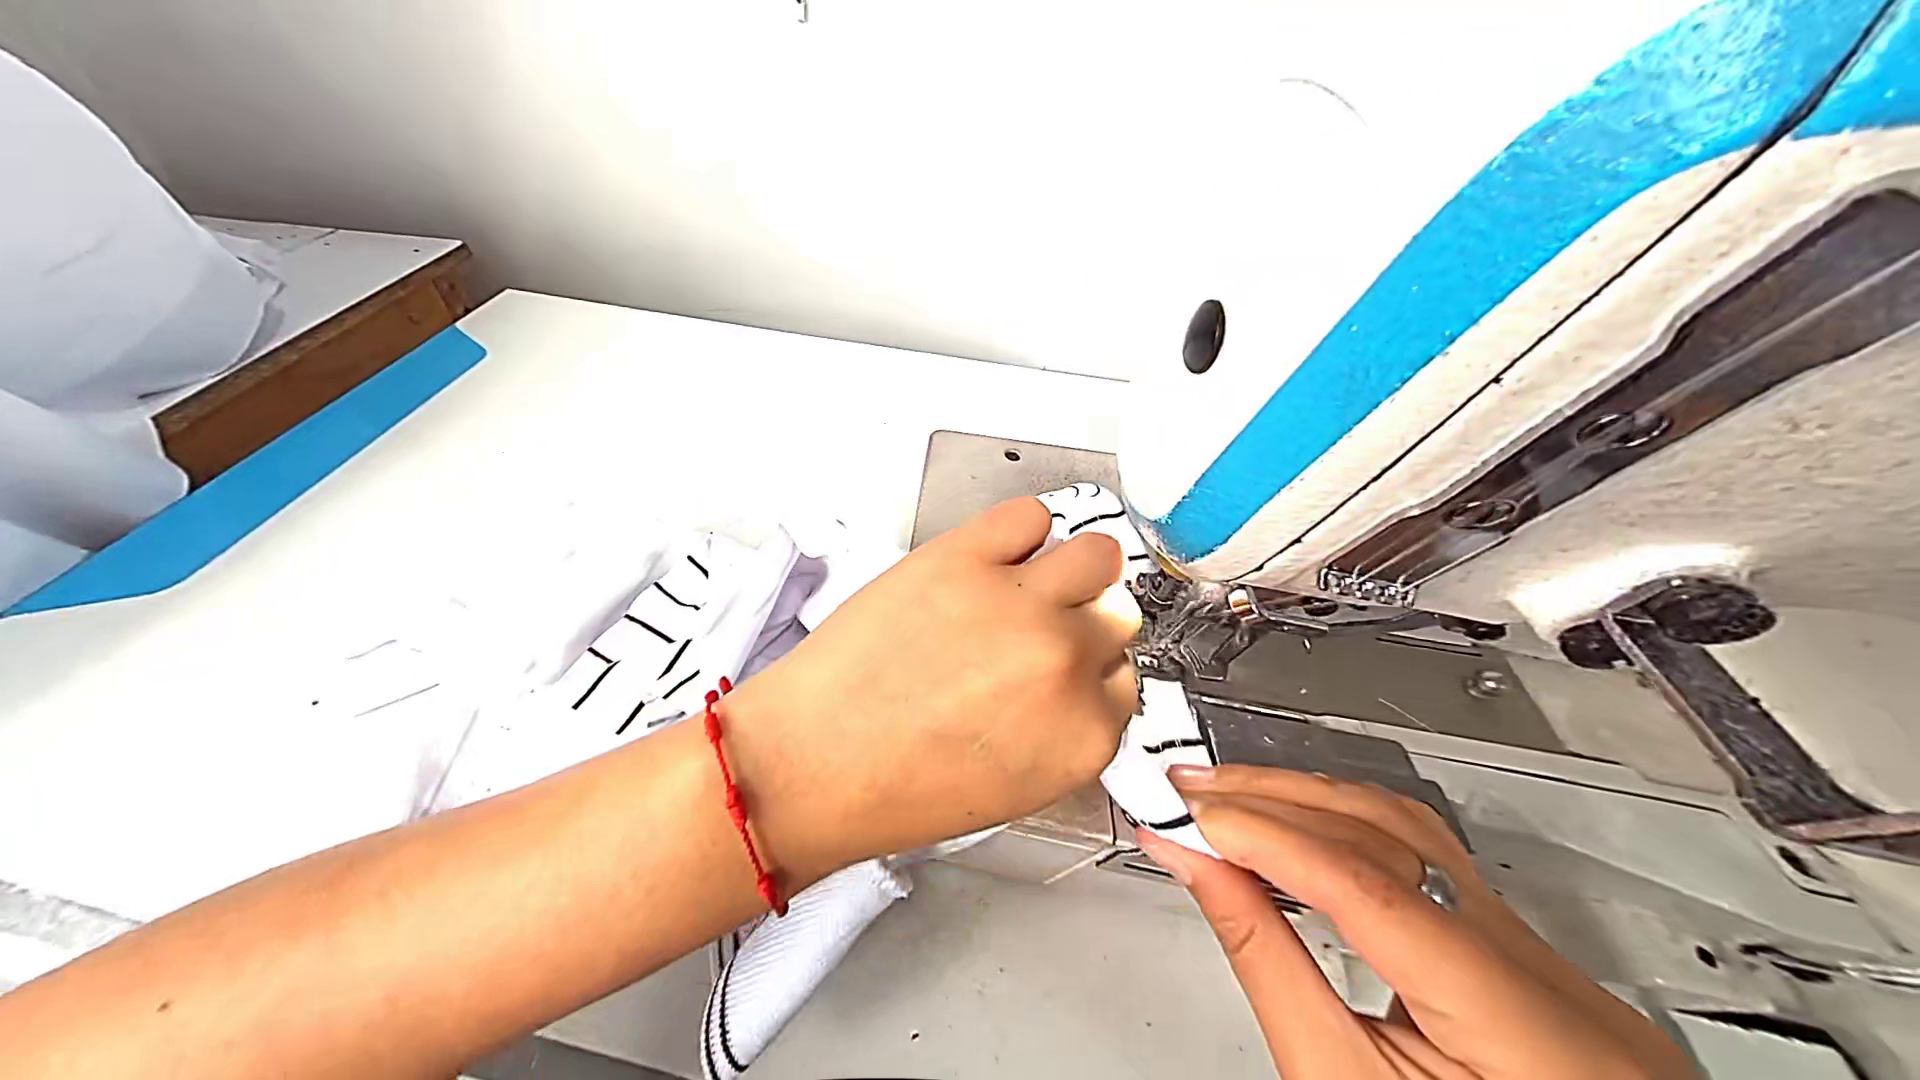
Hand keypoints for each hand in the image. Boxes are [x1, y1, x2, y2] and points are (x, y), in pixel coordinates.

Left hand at [725, 497, 1141, 881]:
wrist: (811, 762)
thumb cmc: (899, 786)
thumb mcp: (1015, 782)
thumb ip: (1064, 728)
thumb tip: (1079, 678)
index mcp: (1084, 733)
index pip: (1124, 679)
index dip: (1090, 673)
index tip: (1064, 669)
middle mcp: (1064, 663)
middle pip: (1116, 615)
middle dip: (1082, 624)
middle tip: (1039, 630)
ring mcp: (1017, 604)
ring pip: (1096, 555)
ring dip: (1073, 569)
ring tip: (1030, 584)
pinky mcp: (963, 559)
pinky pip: (1029, 516)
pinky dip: (1020, 533)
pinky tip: (993, 558)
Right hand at [1138, 766, 1693, 1079]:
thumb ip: (1265, 963)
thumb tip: (1199, 866)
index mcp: (1522, 1025)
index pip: (1367, 885)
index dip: (1264, 838)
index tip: (1186, 817)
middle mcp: (1542, 970)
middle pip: (1385, 835)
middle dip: (1270, 803)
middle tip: (1185, 790)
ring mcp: (1531, 949)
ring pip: (1401, 827)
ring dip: (1298, 800)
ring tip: (1223, 795)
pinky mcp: (1504, 943)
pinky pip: (1413, 848)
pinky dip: (1333, 821)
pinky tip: (1286, 818)